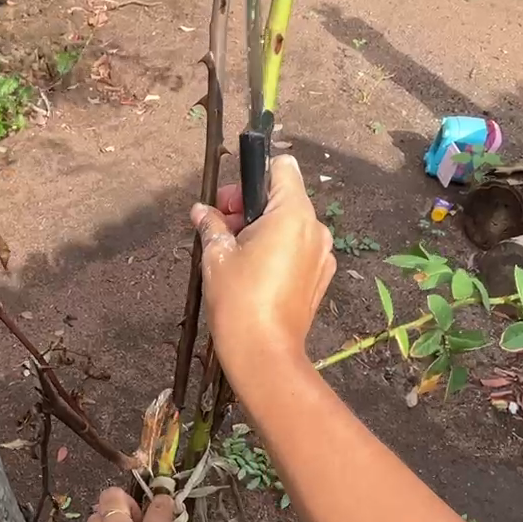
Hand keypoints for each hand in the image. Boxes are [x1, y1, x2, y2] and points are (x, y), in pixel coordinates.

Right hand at [190, 153, 336, 361]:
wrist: (263, 354)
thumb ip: (211, 225)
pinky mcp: (319, 278)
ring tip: (234, 257)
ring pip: (290, 226)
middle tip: (221, 231)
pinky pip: (298, 251)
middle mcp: (315, 229)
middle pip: (283, 198)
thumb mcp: (216, 257)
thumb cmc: (239, 302)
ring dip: (262, 231)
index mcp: (293, 214)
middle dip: (250, 208)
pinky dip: (277, 253)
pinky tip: (253, 276)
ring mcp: (321, 255)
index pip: (282, 168)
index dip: (251, 178)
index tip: (229, 203)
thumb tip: (201, 211)